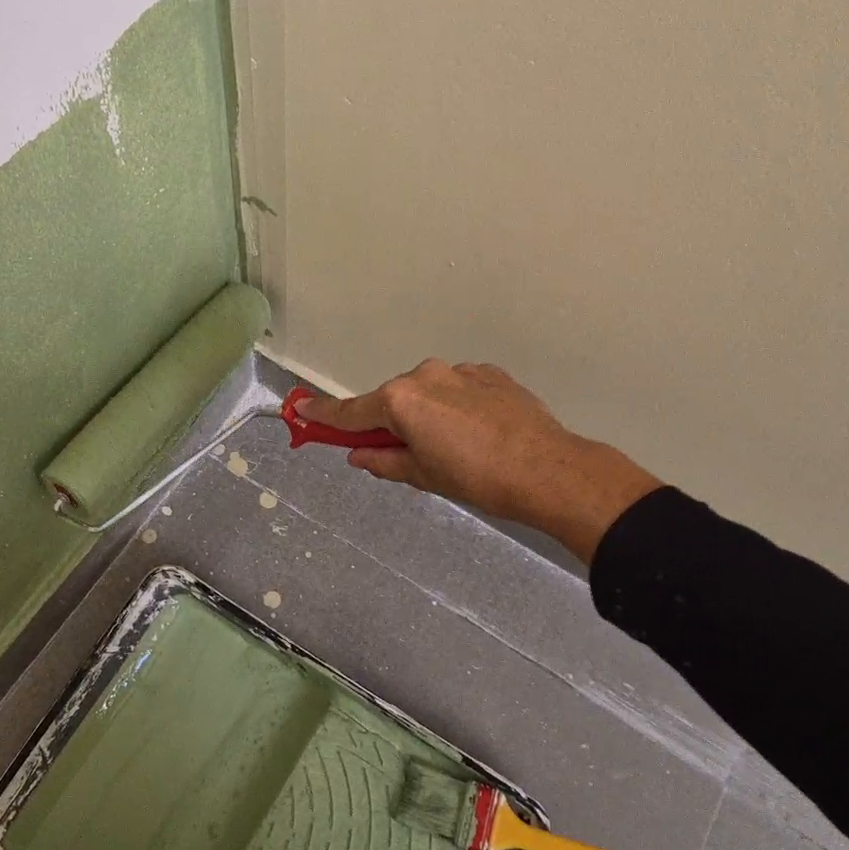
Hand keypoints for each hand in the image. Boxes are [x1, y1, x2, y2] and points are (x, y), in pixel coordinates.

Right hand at [294, 360, 663, 562]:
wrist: (548, 470)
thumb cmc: (476, 478)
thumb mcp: (422, 476)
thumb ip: (384, 462)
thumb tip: (358, 456)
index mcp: (401, 400)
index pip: (350, 411)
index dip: (323, 415)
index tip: (300, 411)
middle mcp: (425, 375)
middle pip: (391, 400)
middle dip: (388, 422)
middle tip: (397, 452)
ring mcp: (461, 371)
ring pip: (428, 392)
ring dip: (426, 414)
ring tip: (452, 449)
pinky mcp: (491, 374)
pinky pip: (459, 389)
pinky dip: (456, 407)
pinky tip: (476, 433)